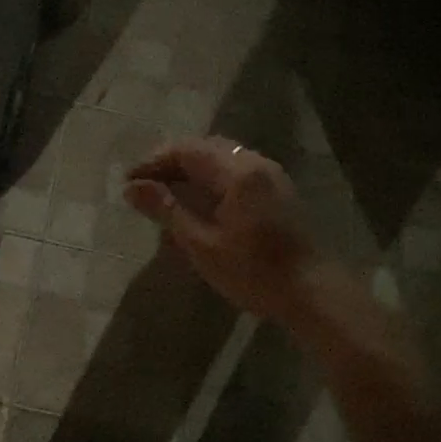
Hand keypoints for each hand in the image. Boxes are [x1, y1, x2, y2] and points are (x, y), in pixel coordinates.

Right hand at [122, 137, 321, 321]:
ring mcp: (271, 174)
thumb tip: (132, 188)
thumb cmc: (254, 272)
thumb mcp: (202, 244)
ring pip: (222, 156)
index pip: (186, 150)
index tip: (128, 181)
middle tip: (143, 183)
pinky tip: (199, 197)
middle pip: (205, 147)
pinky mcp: (278, 190)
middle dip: (170, 161)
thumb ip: (167, 210)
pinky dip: (211, 175)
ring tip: (166, 189)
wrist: (313, 294)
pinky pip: (236, 168)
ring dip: (191, 167)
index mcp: (238, 172)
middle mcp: (256, 163)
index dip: (153, 162)